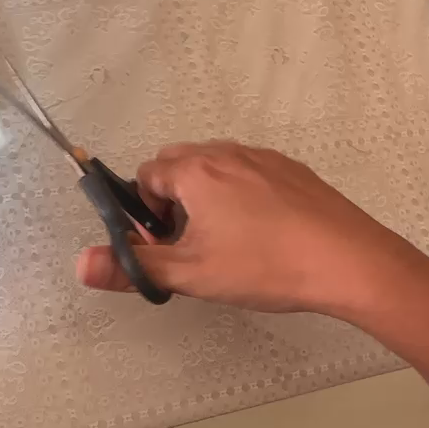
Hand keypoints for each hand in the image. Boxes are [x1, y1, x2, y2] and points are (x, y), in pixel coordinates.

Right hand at [75, 141, 424, 316]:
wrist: (348, 262)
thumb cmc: (263, 266)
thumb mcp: (191, 274)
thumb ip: (133, 266)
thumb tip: (80, 265)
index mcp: (196, 171)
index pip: (147, 175)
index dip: (145, 213)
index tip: (165, 245)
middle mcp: (226, 153)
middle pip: (178, 164)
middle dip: (171, 199)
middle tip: (190, 243)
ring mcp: (264, 158)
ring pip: (215, 167)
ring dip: (204, 196)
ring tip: (225, 241)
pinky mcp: (293, 170)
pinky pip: (248, 172)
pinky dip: (239, 194)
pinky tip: (261, 233)